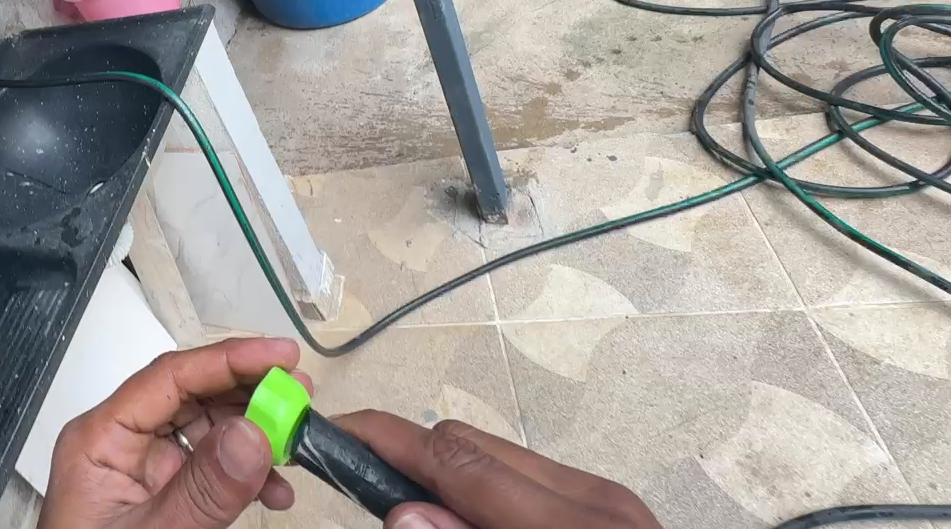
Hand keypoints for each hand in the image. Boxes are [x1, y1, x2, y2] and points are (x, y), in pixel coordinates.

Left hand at [40, 337, 306, 528]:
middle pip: (188, 396)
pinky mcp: (157, 497)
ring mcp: (138, 470)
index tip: (280, 354)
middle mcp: (119, 442)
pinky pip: (203, 467)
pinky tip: (275, 490)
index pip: (169, 377)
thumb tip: (257, 431)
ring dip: (251, 433)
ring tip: (294, 440)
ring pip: (201, 428)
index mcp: (101, 437)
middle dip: (246, 392)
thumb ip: (204, 489)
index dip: (228, 359)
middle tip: (299, 391)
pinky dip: (242, 473)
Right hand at [333, 412, 661, 528]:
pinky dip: (481, 489)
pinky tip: (470, 523)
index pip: (456, 459)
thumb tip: (401, 515)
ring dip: (443, 474)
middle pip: (467, 442)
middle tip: (368, 491)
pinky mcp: (615, 507)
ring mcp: (611, 500)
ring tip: (421, 513)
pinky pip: (524, 475)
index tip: (335, 432)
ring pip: (492, 452)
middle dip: (408, 455)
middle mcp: (597, 502)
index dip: (386, 438)